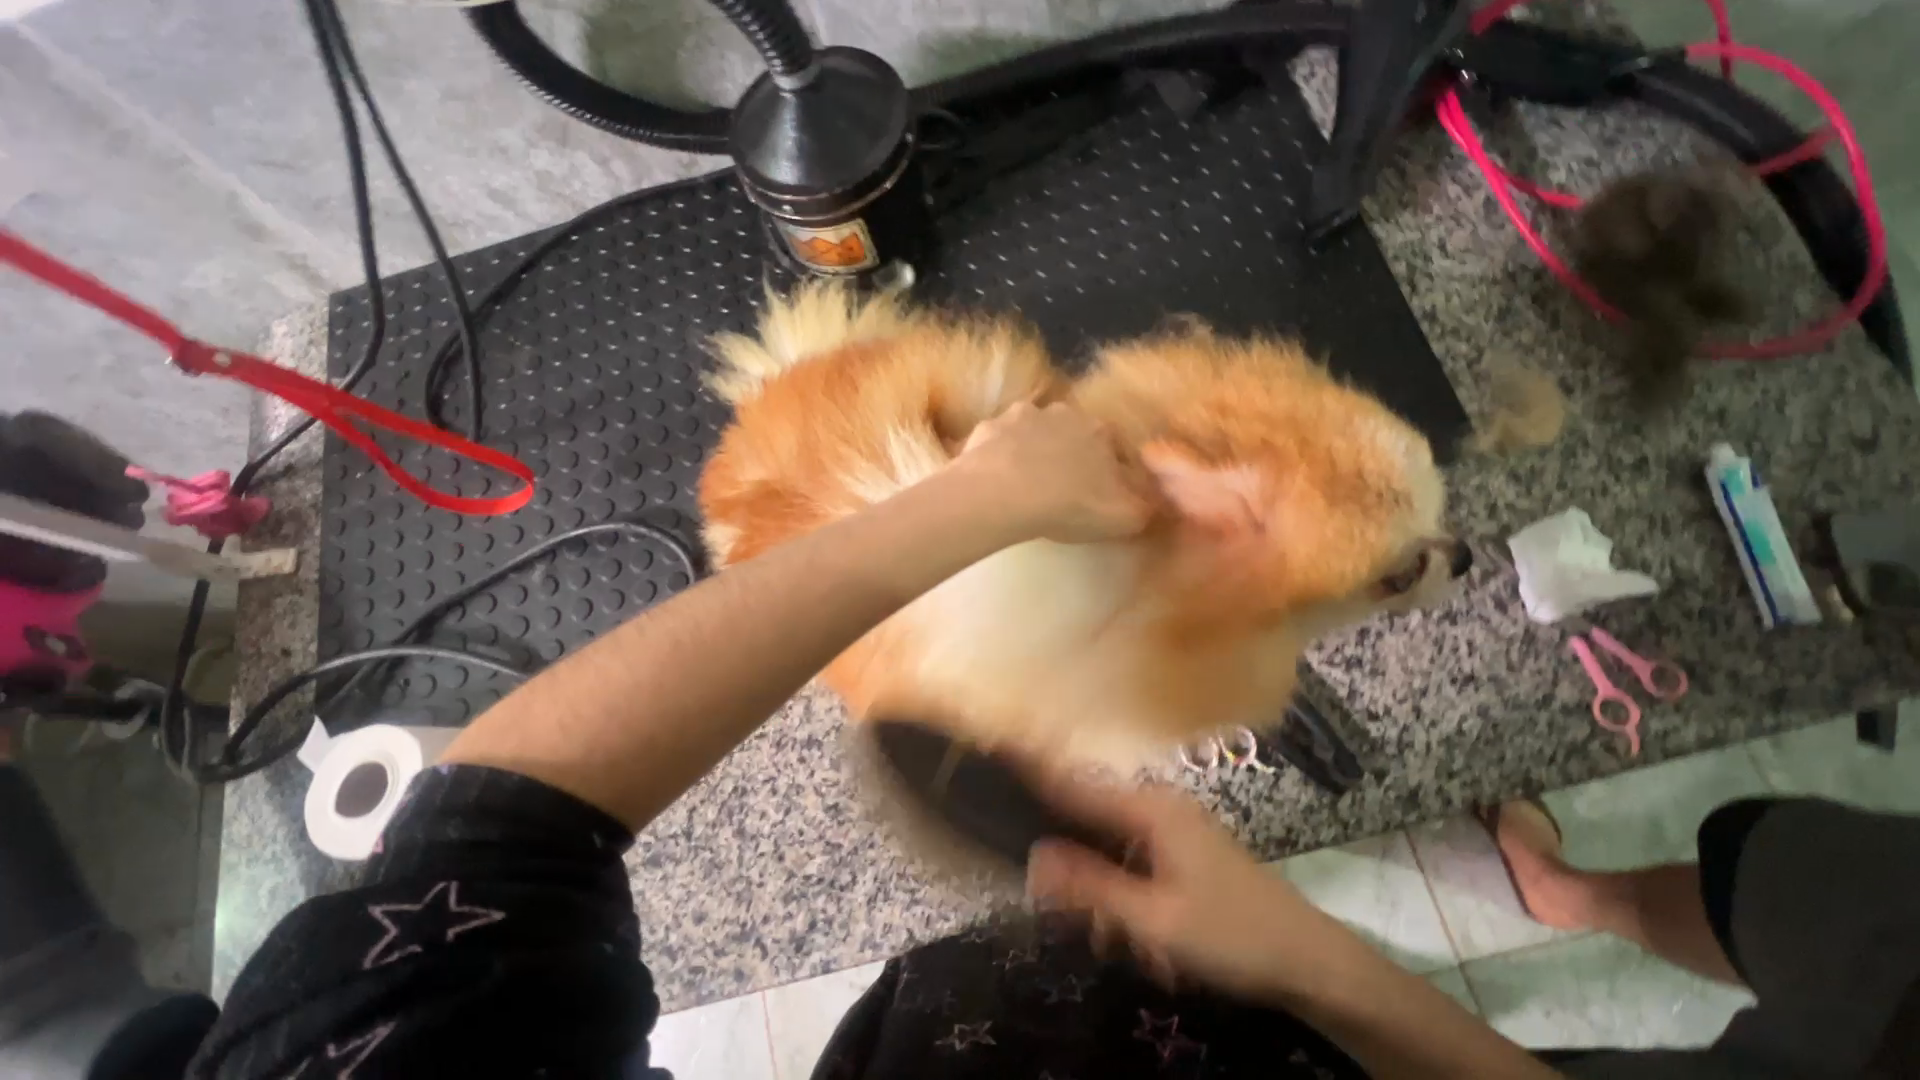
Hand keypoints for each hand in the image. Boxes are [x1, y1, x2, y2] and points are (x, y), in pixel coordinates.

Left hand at [951, 402, 1159, 543]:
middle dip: (1067, 454)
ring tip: (1022, 484)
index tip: (1096, 494)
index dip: (1106, 470)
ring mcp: (1020, 416)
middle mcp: (1062, 413)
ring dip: (1029, 450)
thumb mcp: (1124, 517)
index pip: (1112, 446)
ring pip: (1030, 431)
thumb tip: (1158, 504)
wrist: (1003, 494)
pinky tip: (993, 480)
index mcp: (1099, 431)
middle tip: (1058, 489)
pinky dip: (996, 457)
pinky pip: (996, 442)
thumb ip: (1146, 508)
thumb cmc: (1069, 504)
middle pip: (1070, 433)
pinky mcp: (986, 428)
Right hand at [1025, 772, 1330, 999]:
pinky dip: (1126, 899)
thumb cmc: (1232, 933)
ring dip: (1104, 896)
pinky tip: (1140, 941)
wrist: (1309, 961)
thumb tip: (1032, 857)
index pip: (1075, 783)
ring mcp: (1174, 830)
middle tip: (1080, 920)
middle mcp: (1159, 808)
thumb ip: (1091, 888)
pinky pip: (1133, 866)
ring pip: (1111, 851)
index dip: (1034, 769)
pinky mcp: (1183, 854)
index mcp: (1150, 809)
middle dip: (1075, 871)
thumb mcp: (1154, 920)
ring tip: (1124, 944)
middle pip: (1089, 822)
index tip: (996, 748)